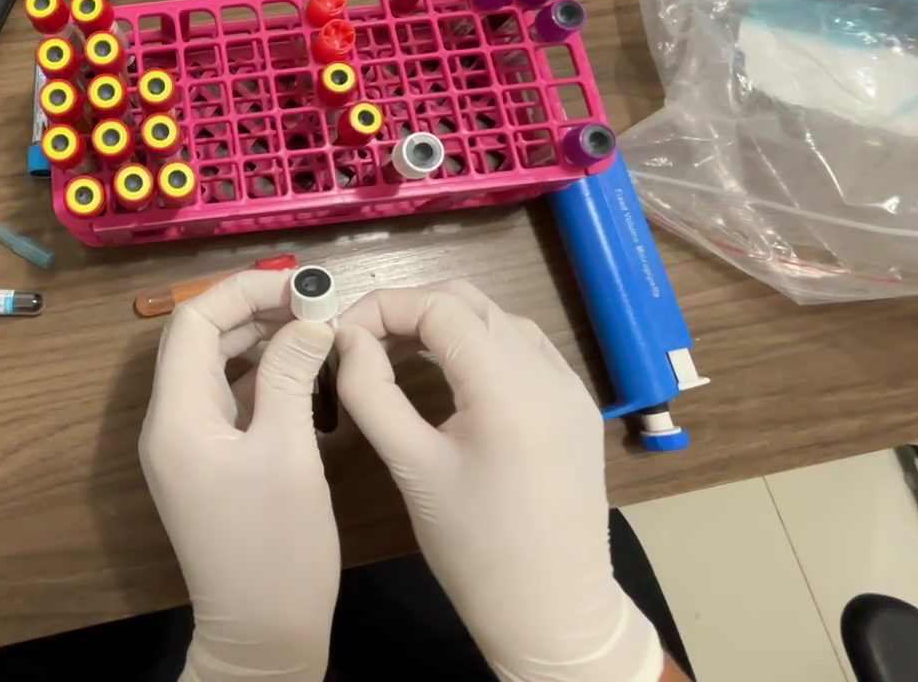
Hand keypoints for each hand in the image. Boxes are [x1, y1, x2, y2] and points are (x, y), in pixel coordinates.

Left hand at [139, 269, 339, 681]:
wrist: (260, 640)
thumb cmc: (275, 551)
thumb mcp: (289, 455)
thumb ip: (292, 376)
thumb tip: (310, 318)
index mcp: (176, 415)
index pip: (192, 322)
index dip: (241, 292)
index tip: (298, 285)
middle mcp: (169, 421)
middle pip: (198, 338)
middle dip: (249, 309)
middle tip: (309, 302)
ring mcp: (185, 441)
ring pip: (212, 364)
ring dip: (255, 337)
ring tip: (308, 324)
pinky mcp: (206, 458)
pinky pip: (224, 395)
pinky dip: (257, 372)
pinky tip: (296, 366)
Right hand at [333, 282, 664, 681]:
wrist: (556, 617)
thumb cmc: (475, 549)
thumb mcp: (410, 468)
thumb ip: (369, 390)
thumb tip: (346, 336)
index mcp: (509, 390)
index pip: (438, 306)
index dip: (382, 306)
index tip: (343, 334)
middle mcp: (549, 373)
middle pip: (467, 300)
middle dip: (408, 307)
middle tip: (364, 340)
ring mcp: (569, 386)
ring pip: (494, 316)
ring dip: (441, 321)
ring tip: (397, 351)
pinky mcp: (575, 403)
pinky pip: (519, 345)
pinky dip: (474, 340)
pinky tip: (447, 370)